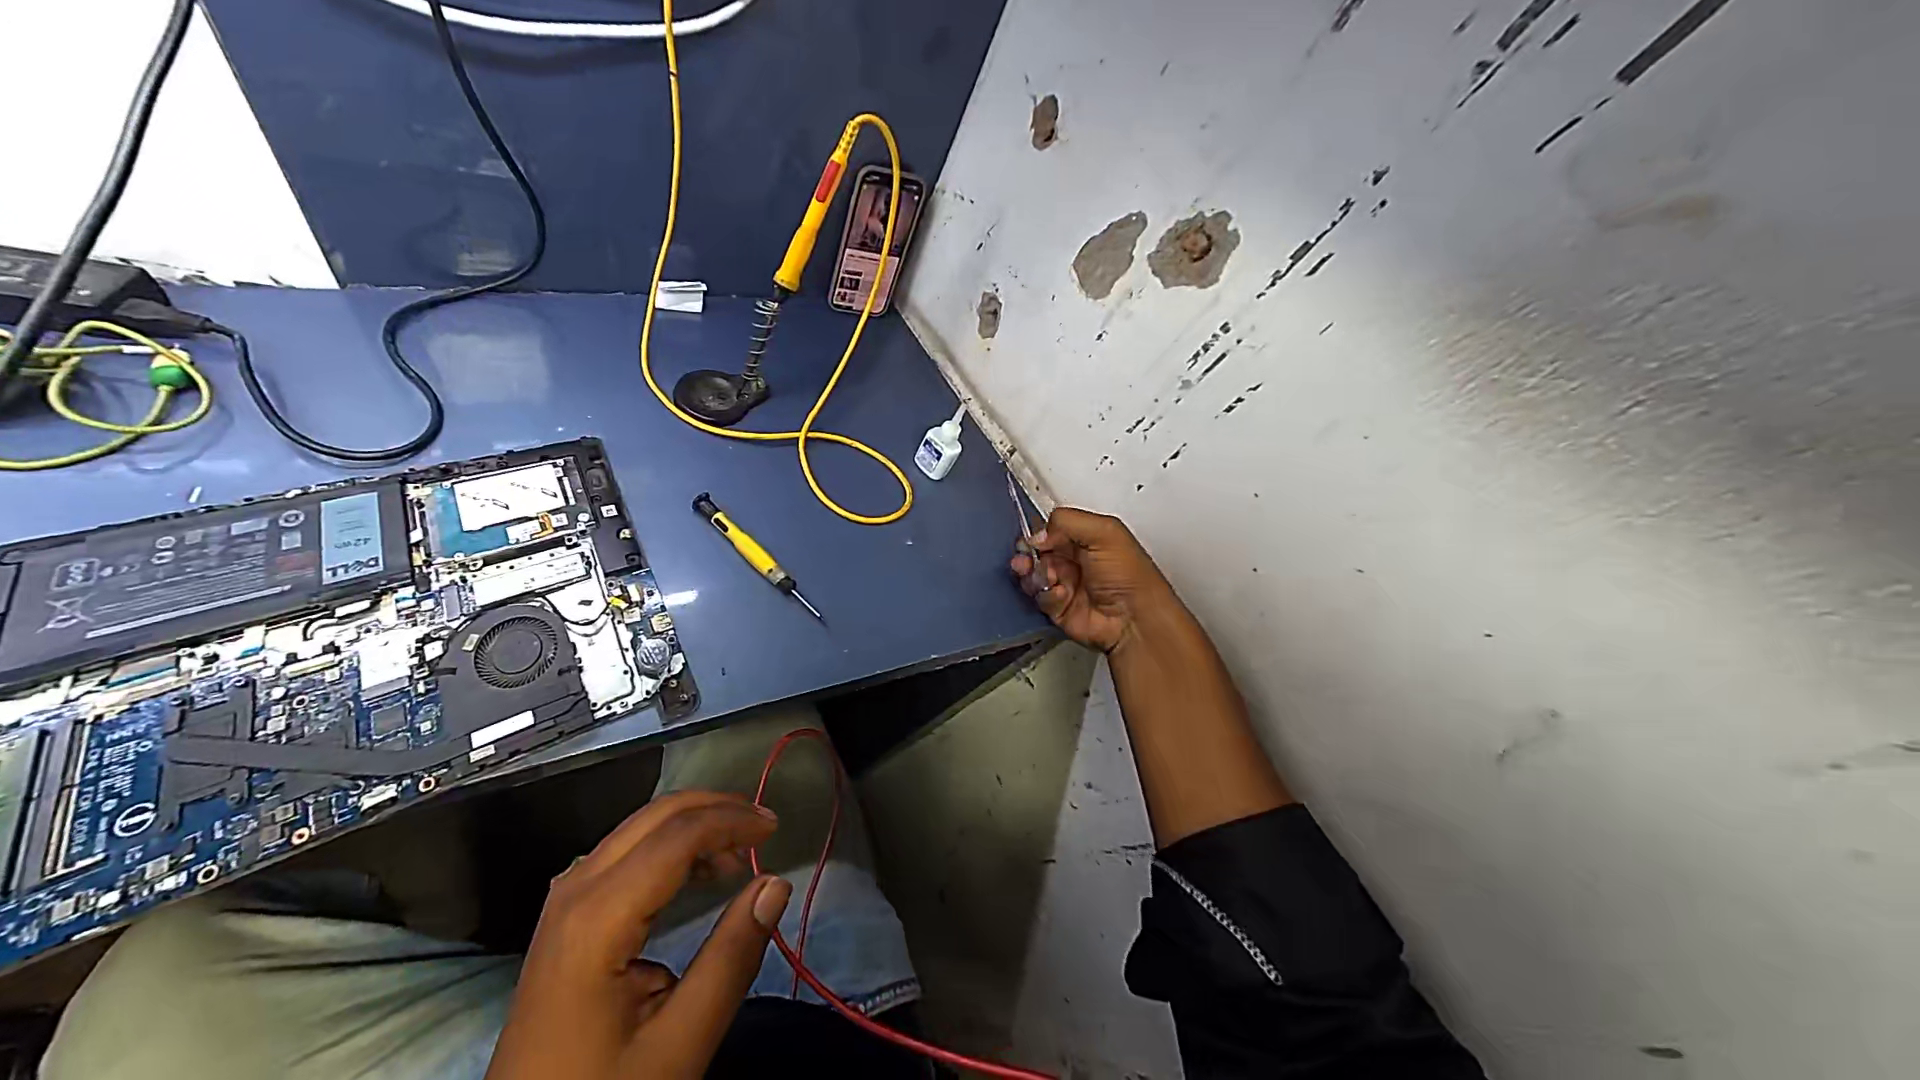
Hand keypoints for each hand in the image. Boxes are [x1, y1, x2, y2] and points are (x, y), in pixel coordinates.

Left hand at [485, 792, 792, 1079]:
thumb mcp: (680, 1042)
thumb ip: (732, 958)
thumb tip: (776, 884)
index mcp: (598, 918)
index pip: (677, 836)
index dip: (732, 820)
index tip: (776, 830)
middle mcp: (576, 891)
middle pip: (655, 815)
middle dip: (717, 808)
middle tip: (765, 828)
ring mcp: (565, 899)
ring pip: (639, 826)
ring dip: (696, 824)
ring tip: (742, 851)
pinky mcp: (567, 914)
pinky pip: (626, 850)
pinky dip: (672, 844)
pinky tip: (700, 870)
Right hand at [1010, 507, 1175, 653]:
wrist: (1134, 619)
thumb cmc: (1131, 577)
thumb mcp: (1104, 532)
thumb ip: (1067, 522)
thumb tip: (1039, 534)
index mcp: (1086, 538)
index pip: (1050, 529)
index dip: (1038, 533)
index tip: (1032, 538)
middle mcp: (1074, 560)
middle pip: (1036, 552)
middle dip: (1028, 554)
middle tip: (1026, 558)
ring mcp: (1065, 583)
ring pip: (1033, 575)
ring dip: (1034, 575)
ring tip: (1046, 577)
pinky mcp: (1059, 607)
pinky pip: (1039, 597)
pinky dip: (1047, 595)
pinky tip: (1061, 595)